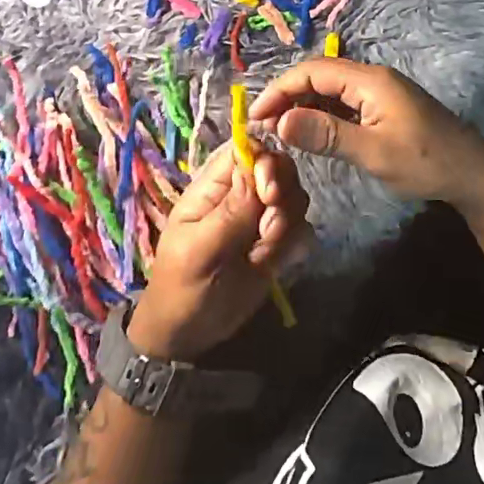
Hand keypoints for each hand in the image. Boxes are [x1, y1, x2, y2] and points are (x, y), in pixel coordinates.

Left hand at [127, 143, 311, 361]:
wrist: (189, 335)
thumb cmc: (181, 288)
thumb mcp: (198, 251)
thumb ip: (230, 212)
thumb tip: (256, 167)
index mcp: (213, 185)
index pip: (248, 148)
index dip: (266, 161)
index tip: (269, 193)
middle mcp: (241, 193)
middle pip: (280, 168)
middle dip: (282, 198)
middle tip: (268, 230)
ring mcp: (261, 216)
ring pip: (295, 197)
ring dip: (287, 226)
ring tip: (263, 254)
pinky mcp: (278, 241)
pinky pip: (302, 228)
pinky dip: (295, 245)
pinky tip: (274, 265)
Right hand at [248, 60, 483, 205]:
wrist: (474, 174)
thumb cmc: (426, 162)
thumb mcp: (373, 152)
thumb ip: (326, 135)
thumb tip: (279, 121)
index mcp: (369, 81)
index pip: (312, 72)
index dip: (280, 91)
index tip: (255, 117)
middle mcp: (372, 78)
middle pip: (319, 76)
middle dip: (288, 96)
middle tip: (262, 126)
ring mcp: (379, 92)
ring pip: (330, 89)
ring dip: (303, 106)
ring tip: (279, 131)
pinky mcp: (384, 107)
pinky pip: (343, 103)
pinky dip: (322, 115)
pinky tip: (310, 133)